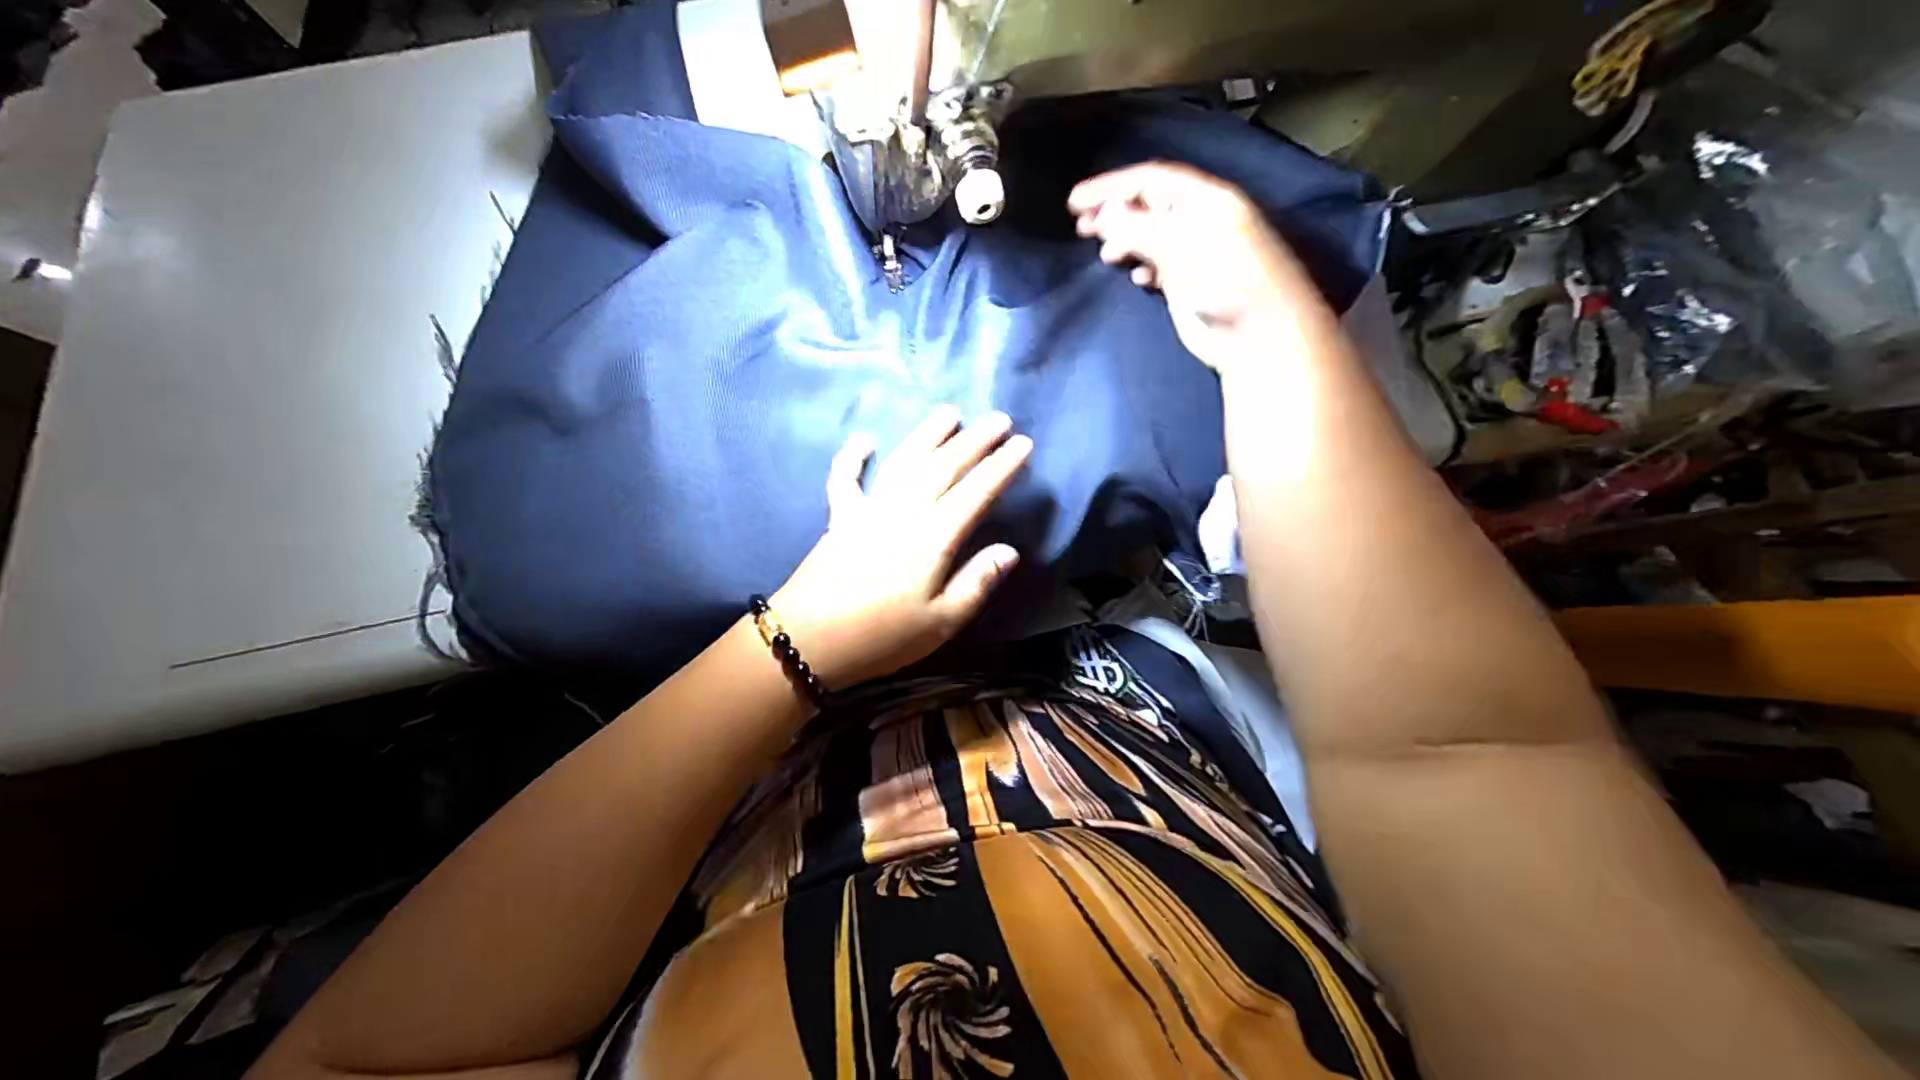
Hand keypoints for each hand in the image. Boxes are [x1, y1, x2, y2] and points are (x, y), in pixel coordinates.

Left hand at [771, 407, 1031, 690]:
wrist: (809, 640)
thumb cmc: (883, 636)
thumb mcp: (942, 622)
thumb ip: (977, 583)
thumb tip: (1009, 550)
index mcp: (934, 537)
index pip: (976, 492)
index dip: (1002, 466)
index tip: (1024, 444)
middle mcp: (904, 511)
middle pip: (944, 466)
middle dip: (975, 440)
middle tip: (1000, 418)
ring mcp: (869, 509)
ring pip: (903, 460)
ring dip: (927, 434)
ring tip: (949, 413)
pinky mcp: (840, 518)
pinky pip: (846, 478)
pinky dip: (853, 456)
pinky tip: (863, 439)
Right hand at [1069, 162, 1337, 374]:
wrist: (1260, 339)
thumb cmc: (1227, 287)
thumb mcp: (1183, 249)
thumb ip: (1142, 229)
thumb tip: (1103, 215)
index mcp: (1207, 201)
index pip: (1152, 180)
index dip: (1111, 186)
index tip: (1074, 202)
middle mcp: (1202, 219)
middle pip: (1149, 205)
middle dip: (1113, 211)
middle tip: (1080, 226)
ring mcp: (1197, 251)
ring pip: (1151, 234)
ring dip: (1124, 240)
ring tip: (1104, 255)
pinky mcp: (1193, 281)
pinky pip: (1159, 264)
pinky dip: (1142, 266)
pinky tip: (1135, 279)